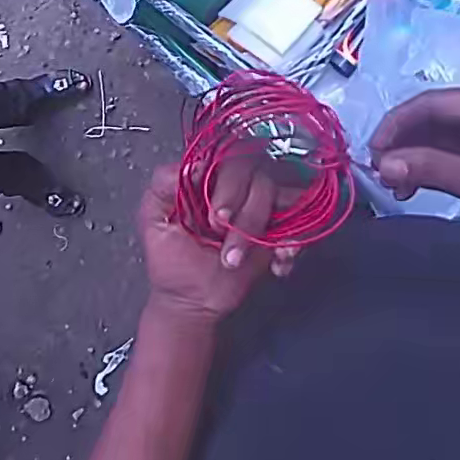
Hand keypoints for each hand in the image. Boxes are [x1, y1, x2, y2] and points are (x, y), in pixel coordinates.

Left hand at [135, 164, 296, 328]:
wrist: (191, 301)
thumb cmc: (171, 259)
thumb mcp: (154, 219)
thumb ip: (164, 185)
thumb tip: (194, 164)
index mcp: (212, 176)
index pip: (233, 158)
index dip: (231, 185)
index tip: (217, 217)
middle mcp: (242, 186)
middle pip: (262, 177)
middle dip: (246, 214)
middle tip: (224, 242)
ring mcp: (265, 206)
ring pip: (285, 197)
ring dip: (263, 233)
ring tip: (236, 262)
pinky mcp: (283, 229)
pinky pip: (305, 223)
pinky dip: (293, 244)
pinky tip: (276, 264)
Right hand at [370, 87, 459, 252]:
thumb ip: (427, 167)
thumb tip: (380, 164)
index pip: (430, 103)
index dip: (395, 124)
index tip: (371, 151)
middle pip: (431, 117)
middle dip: (402, 143)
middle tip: (379, 172)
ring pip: (437, 136)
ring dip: (413, 157)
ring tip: (393, 183)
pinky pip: (449, 152)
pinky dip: (428, 167)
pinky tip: (411, 186)